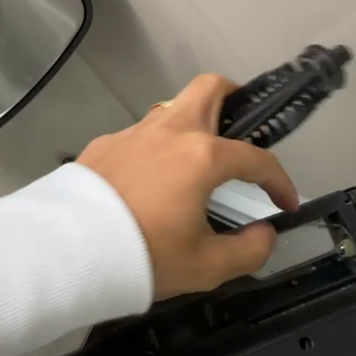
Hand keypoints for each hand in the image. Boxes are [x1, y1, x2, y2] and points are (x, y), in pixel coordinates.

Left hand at [79, 74, 301, 299]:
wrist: (70, 249)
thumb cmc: (145, 254)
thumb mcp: (206, 267)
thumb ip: (248, 251)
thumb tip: (264, 234)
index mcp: (203, 156)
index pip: (257, 158)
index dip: (280, 180)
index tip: (285, 202)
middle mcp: (171, 131)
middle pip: (211, 88)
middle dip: (235, 99)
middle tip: (243, 129)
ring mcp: (134, 132)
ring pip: (173, 109)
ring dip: (193, 126)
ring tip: (196, 163)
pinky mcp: (105, 143)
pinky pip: (142, 135)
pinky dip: (157, 149)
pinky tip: (151, 181)